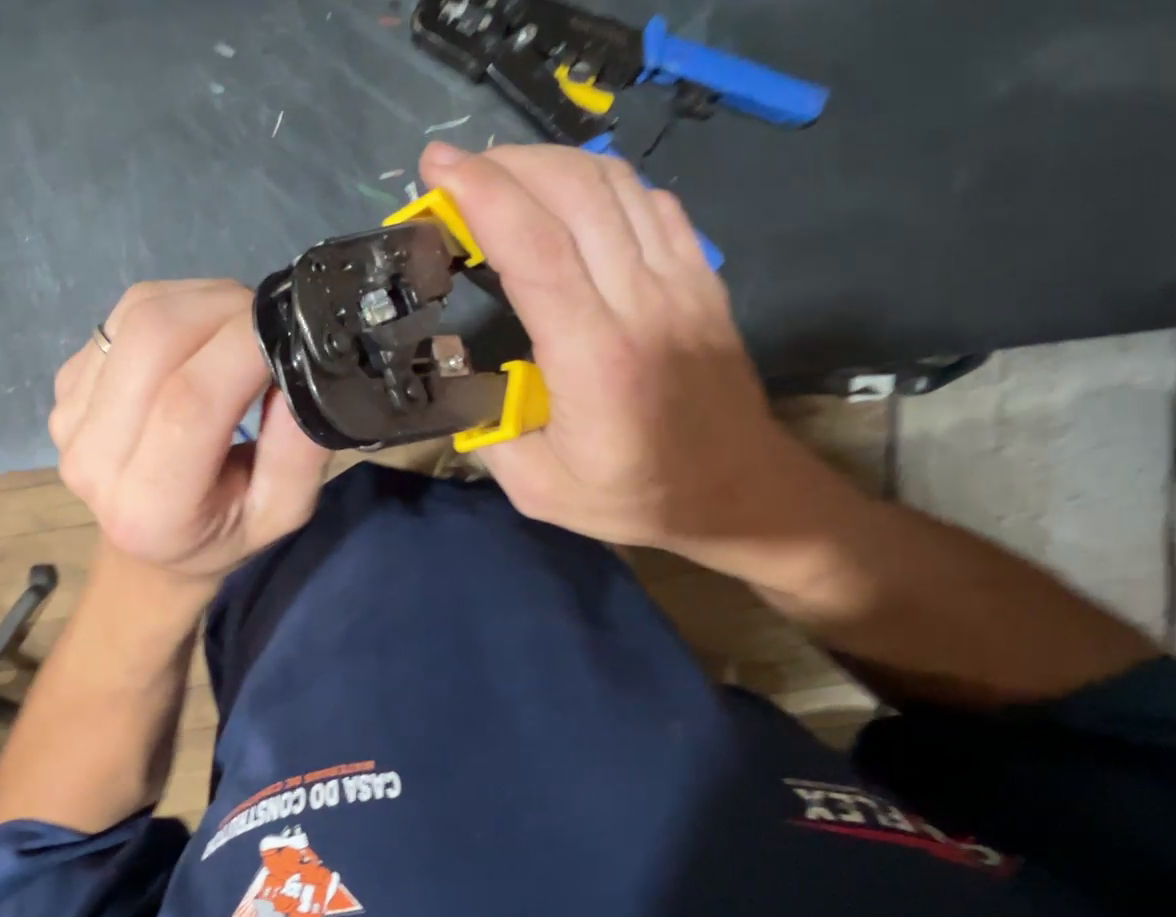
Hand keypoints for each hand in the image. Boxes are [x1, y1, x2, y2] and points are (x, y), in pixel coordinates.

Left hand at [50, 280, 331, 585]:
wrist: (152, 544)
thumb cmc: (224, 530)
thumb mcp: (282, 512)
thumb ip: (298, 453)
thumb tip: (300, 367)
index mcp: (150, 509)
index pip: (190, 402)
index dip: (244, 347)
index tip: (291, 331)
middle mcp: (93, 463)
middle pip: (153, 340)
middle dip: (225, 309)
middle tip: (270, 321)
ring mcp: (69, 420)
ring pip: (137, 316)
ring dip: (203, 300)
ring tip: (241, 326)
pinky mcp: (65, 386)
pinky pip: (122, 317)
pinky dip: (174, 307)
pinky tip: (199, 336)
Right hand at [419, 142, 821, 551]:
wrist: (738, 489)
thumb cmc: (635, 494)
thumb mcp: (539, 490)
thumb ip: (487, 437)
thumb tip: (455, 383)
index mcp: (593, 356)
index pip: (534, 247)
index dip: (482, 195)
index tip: (437, 169)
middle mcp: (640, 302)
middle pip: (572, 193)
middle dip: (504, 164)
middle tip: (457, 171)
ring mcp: (680, 280)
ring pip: (613, 184)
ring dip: (549, 163)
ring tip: (503, 175)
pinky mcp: (700, 275)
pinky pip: (650, 201)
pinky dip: (599, 182)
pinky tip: (569, 197)